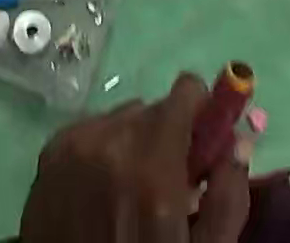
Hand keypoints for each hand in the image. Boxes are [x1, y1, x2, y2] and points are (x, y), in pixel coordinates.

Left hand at [18, 74, 251, 242]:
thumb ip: (228, 197)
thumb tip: (239, 139)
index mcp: (152, 169)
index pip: (185, 93)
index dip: (201, 110)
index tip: (206, 136)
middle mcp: (111, 142)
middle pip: (155, 109)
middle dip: (170, 135)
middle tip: (172, 177)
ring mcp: (75, 143)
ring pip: (123, 117)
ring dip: (136, 140)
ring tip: (134, 187)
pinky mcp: (50, 150)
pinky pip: (93, 129)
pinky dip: (105, 148)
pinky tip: (104, 188)